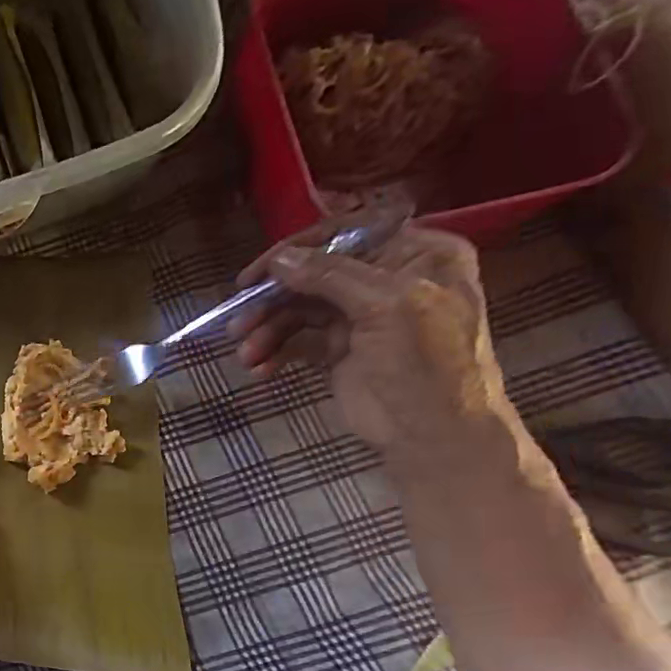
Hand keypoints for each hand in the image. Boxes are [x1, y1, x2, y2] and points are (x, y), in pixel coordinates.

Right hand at [226, 227, 516, 458]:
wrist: (433, 434)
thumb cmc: (425, 362)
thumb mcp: (385, 306)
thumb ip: (331, 276)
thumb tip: (280, 259)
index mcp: (415, 254)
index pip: (347, 236)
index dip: (299, 251)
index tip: (256, 274)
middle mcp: (387, 280)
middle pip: (315, 276)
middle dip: (274, 300)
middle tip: (238, 322)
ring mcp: (361, 318)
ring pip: (300, 311)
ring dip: (268, 331)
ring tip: (246, 354)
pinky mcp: (340, 352)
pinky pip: (298, 342)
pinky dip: (275, 353)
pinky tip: (259, 369)